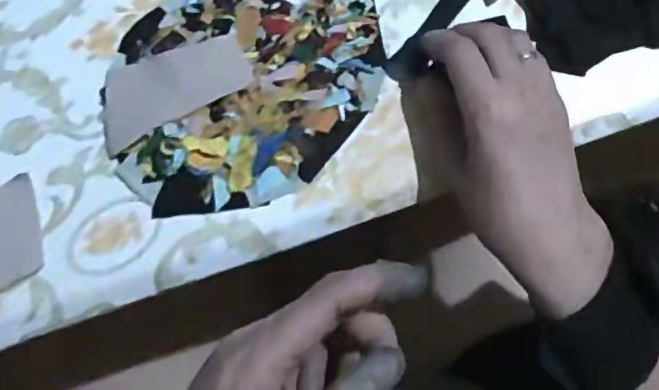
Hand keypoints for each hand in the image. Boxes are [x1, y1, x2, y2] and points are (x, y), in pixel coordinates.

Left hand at [188, 261, 427, 389]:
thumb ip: (354, 388)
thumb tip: (393, 357)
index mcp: (261, 349)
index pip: (333, 291)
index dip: (381, 280)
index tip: (421, 283)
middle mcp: (250, 341)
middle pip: (327, 309)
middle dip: (365, 332)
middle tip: (387, 373)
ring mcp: (239, 359)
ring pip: (314, 333)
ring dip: (344, 356)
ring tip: (354, 387)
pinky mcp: (237, 378)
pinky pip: (293, 357)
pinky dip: (320, 372)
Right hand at [412, 23, 613, 318]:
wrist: (553, 228)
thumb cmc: (496, 209)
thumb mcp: (455, 168)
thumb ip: (441, 116)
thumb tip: (427, 81)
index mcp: (488, 106)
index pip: (460, 50)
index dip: (437, 40)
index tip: (422, 45)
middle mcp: (518, 87)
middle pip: (489, 34)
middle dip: (461, 31)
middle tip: (443, 44)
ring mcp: (543, 88)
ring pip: (516, 37)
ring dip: (489, 35)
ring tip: (471, 49)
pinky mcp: (557, 95)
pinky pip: (534, 55)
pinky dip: (513, 48)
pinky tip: (501, 66)